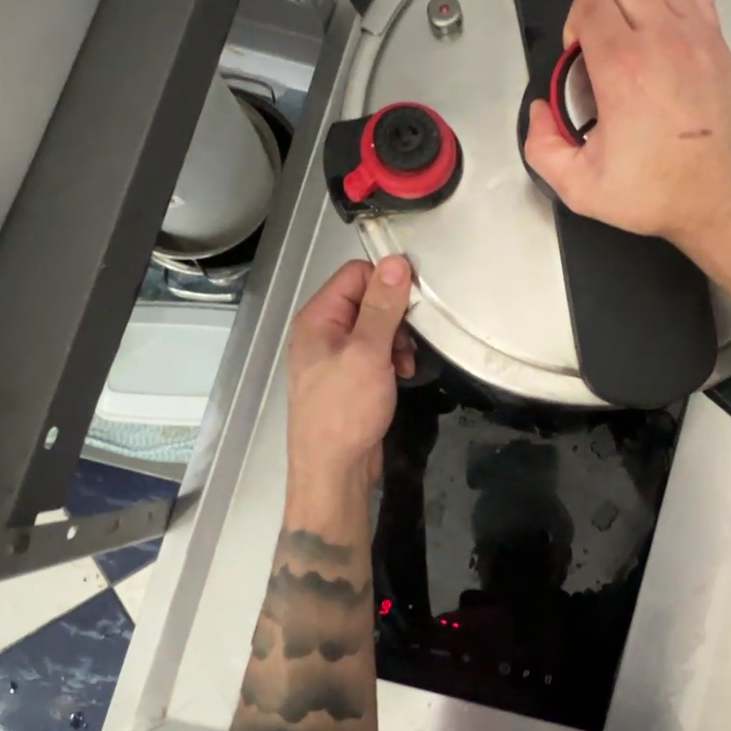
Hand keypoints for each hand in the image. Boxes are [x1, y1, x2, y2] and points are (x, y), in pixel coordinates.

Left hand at [286, 256, 416, 492]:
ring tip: (405, 364)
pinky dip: (392, 360)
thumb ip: (383, 306)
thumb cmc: (345, 410)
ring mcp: (336, 357)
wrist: (334, 469)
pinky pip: (376, 354)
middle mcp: (323, 333)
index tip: (412, 304)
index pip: (356, 275)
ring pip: (376, 328)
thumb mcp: (368, 353)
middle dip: (396, 318)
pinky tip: (402, 375)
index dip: (387, 283)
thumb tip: (396, 261)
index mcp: (318, 319)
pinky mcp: (350, 379)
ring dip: (398, 341)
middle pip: (368, 301)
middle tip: (407, 342)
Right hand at [523, 0, 730, 246]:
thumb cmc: (651, 195)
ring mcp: (696, 38)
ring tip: (636, 34)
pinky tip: (668, 38)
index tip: (580, 60)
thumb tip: (540, 111)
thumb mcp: (579, 187)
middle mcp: (662, 40)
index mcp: (623, 68)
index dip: (575, 24)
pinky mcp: (719, 46)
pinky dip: (677, 3)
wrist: (714, 203)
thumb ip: (542, 147)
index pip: (589, 0)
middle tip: (604, 42)